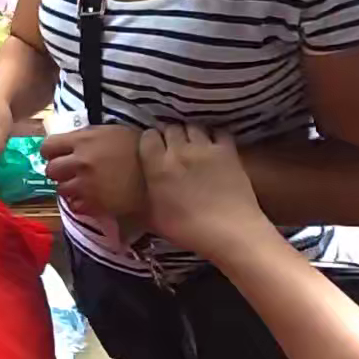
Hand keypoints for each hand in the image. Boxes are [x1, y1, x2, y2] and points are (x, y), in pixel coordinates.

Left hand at [40, 125, 144, 218]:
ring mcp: (85, 185)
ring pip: (61, 190)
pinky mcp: (93, 204)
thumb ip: (87, 137)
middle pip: (51, 170)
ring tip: (83, 186)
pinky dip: (80, 203)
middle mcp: (79, 162)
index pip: (47, 146)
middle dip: (59, 171)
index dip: (52, 152)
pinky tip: (92, 198)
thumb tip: (70, 143)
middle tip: (71, 172)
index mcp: (83, 140)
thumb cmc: (138, 148)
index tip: (59, 155)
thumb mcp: (111, 132)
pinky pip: (75, 206)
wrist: (156, 173)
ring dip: (69, 188)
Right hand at [138, 126, 270, 259]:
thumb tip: (130, 202)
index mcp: (158, 166)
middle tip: (172, 149)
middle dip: (169, 135)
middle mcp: (180, 150)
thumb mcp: (154, 219)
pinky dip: (213, 136)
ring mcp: (205, 147)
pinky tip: (213, 146)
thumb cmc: (188, 230)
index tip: (152, 150)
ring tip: (192, 145)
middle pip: (171, 128)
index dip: (150, 141)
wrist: (229, 232)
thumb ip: (141, 202)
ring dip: (190, 133)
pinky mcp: (228, 150)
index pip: (148, 136)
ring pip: (193, 127)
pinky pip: (217, 132)